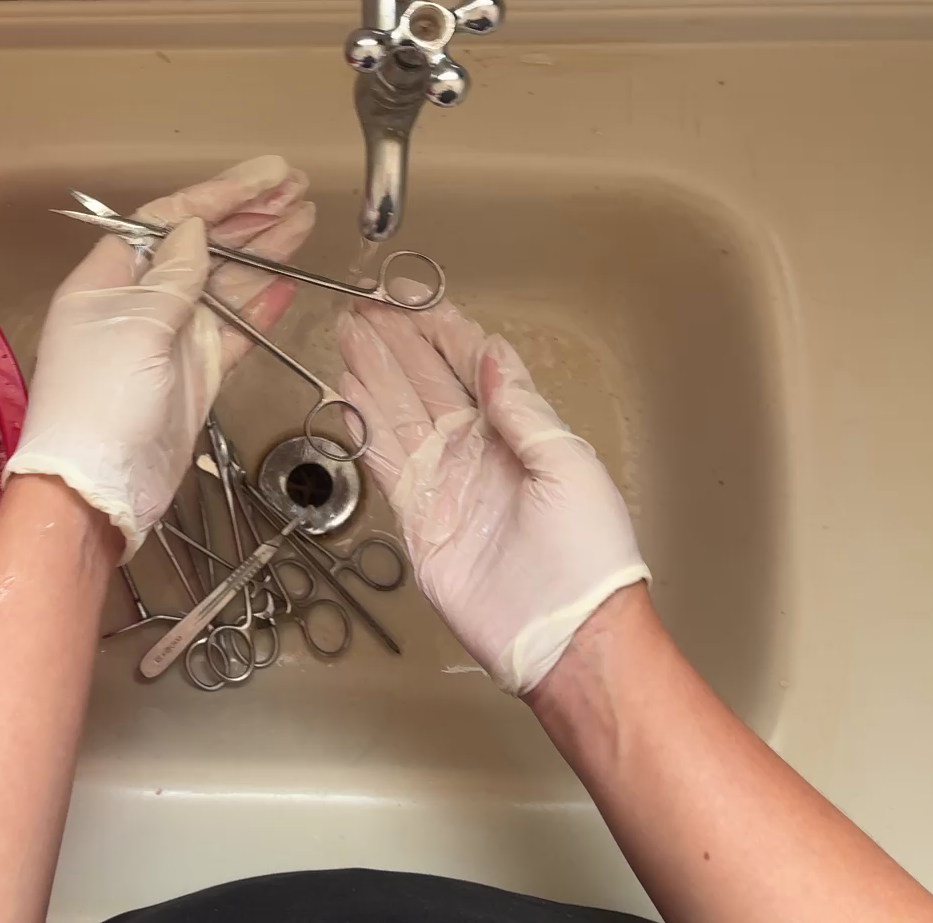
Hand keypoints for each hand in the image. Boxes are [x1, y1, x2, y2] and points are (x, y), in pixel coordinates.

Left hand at [5, 156, 315, 556]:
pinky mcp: (197, 370)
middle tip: (294, 188)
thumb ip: (171, 277)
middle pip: (199, 247)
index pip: (165, 222)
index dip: (214, 197)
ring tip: (303, 218)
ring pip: (224, 284)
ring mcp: (172, 337)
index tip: (263, 178)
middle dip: (246, 217)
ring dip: (262, 252)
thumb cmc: (103, 398)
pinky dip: (260, 306)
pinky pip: (235, 329)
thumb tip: (193, 229)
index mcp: (111, 280)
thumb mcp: (134, 327)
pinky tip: (288, 279)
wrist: (100, 486)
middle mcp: (143, 301)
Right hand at [337, 285, 648, 693]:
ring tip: (347, 333)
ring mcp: (438, 477)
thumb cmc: (586, 553)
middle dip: (395, 341)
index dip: (440, 330)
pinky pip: (382, 456)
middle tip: (363, 305)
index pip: (470, 367)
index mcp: (515, 433)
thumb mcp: (570, 470)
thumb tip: (491, 352)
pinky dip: (362, 421)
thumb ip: (524, 411)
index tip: (410, 298)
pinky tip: (347, 389)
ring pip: (396, 410)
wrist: (559, 634)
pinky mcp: (412, 511)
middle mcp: (471, 447)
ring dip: (371, 370)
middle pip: (423, 382)